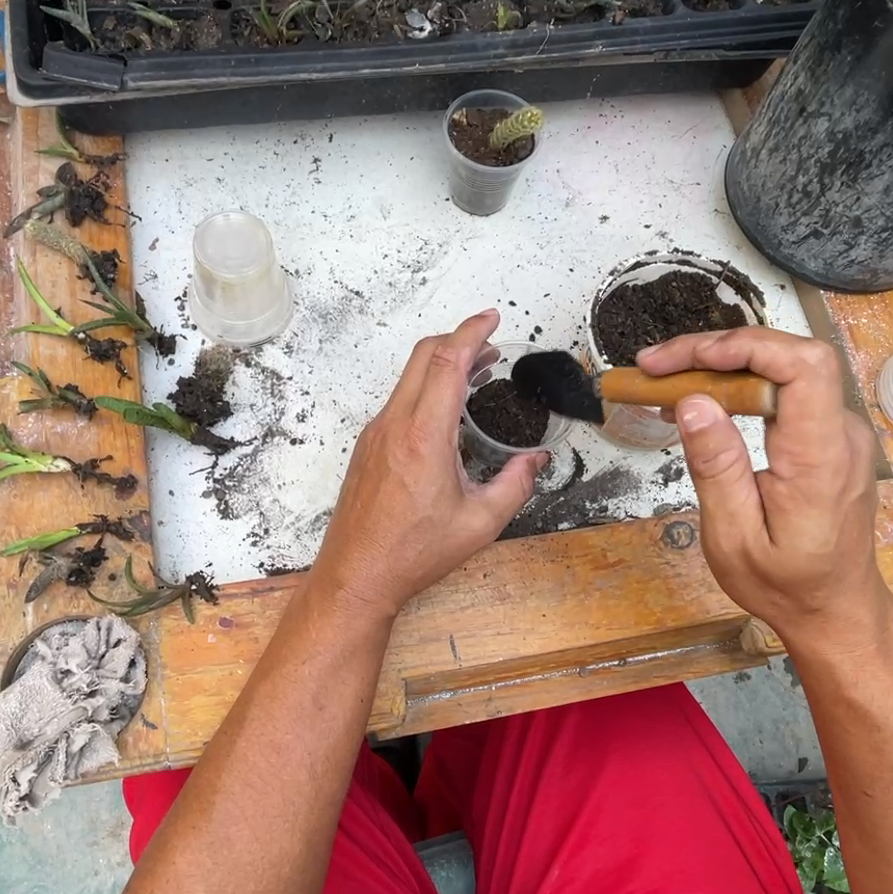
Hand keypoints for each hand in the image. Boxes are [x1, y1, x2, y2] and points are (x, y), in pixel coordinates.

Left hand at [310, 311, 544, 619]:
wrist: (356, 575)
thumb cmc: (411, 553)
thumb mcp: (479, 523)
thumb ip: (515, 485)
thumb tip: (535, 461)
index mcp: (423, 437)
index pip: (446, 361)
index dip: (472, 332)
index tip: (491, 318)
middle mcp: (394, 426)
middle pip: (423, 356)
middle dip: (459, 340)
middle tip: (491, 343)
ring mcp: (375, 434)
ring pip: (408, 377)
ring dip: (441, 365)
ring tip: (476, 372)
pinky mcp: (368, 446)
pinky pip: (398, 401)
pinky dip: (425, 389)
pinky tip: (445, 410)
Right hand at [638, 327, 889, 648]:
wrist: (834, 607)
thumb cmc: (782, 583)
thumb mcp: (733, 538)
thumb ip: (716, 468)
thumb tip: (693, 403)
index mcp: (819, 458)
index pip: (803, 367)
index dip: (744, 347)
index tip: (685, 360)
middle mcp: (839, 433)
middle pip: (787, 357)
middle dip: (715, 350)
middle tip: (653, 366)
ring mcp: (838, 431)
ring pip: (782, 369)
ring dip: (720, 364)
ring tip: (662, 381)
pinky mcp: (827, 435)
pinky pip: (782, 391)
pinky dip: (736, 385)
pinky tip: (697, 399)